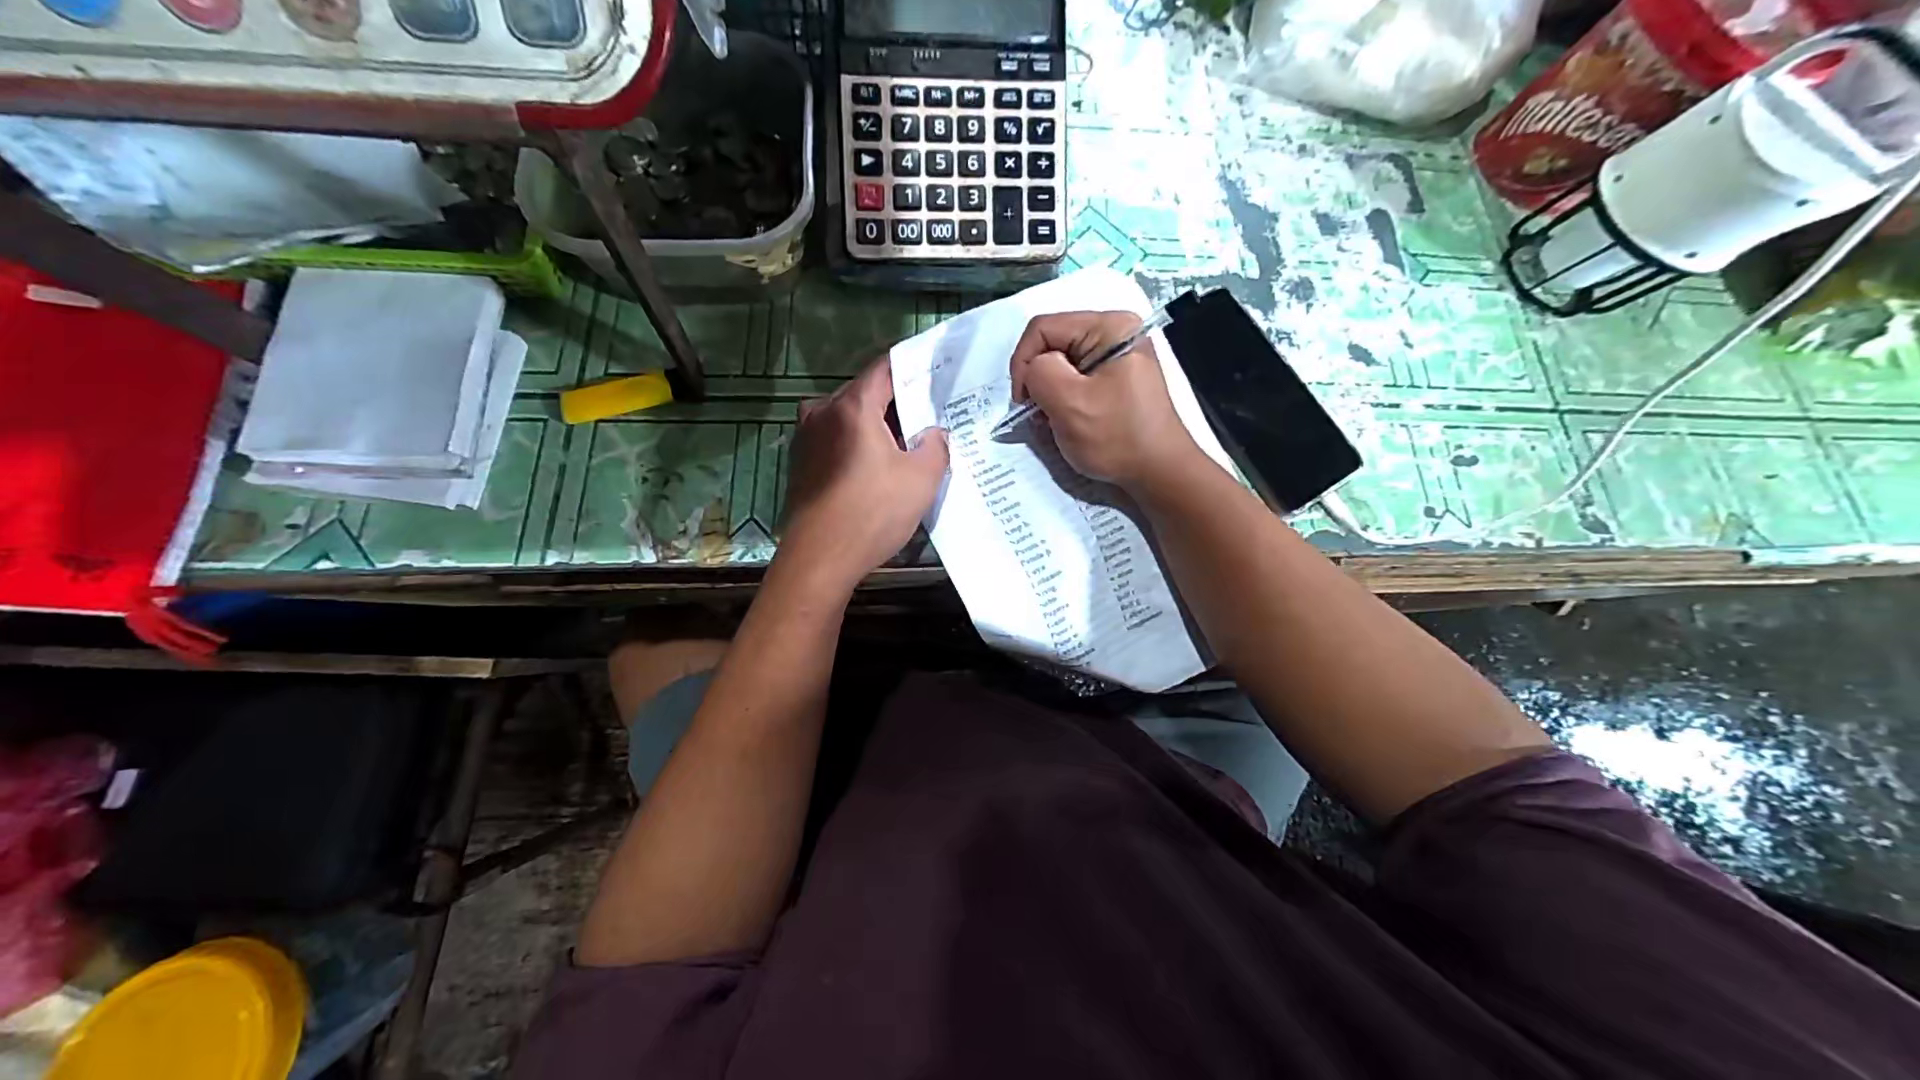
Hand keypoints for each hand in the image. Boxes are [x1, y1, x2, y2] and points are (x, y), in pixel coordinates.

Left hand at [779, 358, 948, 589]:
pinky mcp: (802, 464)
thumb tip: (934, 434)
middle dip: (896, 401)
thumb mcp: (921, 479)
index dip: (913, 369)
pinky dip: (857, 444)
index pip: (884, 370)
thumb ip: (936, 446)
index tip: (936, 375)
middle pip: (865, 392)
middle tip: (928, 414)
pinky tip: (876, 466)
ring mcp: (807, 439)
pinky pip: (835, 440)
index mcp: (851, 406)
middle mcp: (822, 413)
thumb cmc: (872, 513)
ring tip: (905, 442)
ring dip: (875, 425)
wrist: (820, 559)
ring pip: (848, 417)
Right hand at [1008, 311, 1202, 493]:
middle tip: (1039, 415)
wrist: (1159, 473)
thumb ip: (1039, 373)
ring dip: (1050, 393)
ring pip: (1062, 364)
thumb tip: (1035, 370)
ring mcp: (1119, 357)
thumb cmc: (1116, 438)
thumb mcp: (1068, 403)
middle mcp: (1117, 333)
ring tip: (1056, 422)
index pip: (1042, 328)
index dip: (1023, 363)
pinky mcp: (1118, 379)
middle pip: (1053, 344)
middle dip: (1038, 380)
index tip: (1024, 402)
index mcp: (1110, 327)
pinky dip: (1065, 400)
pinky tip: (1070, 421)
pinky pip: (1078, 379)